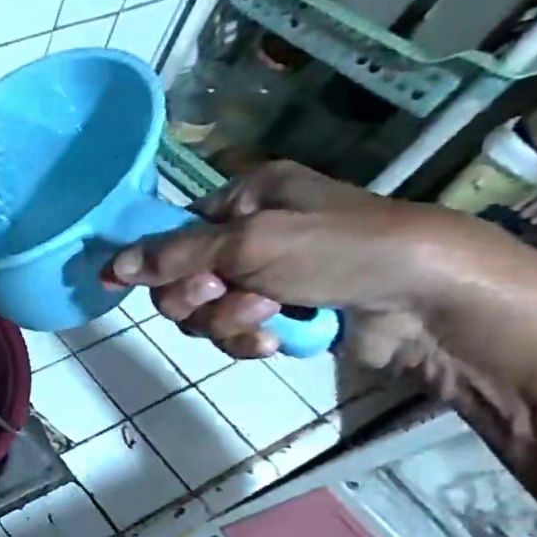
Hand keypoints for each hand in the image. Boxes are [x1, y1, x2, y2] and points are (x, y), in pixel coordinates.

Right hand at [106, 161, 530, 370]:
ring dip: (229, 320)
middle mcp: (251, 234)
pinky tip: (277, 339)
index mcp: (247, 197)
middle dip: (200, 297)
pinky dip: (249, 339)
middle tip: (229, 293)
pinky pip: (234, 334)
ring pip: (204, 314)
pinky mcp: (280, 317)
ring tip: (268, 315)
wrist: (427, 302)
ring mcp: (266, 278)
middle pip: (180, 279)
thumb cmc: (341, 251)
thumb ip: (175, 256)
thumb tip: (109, 267)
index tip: (141, 286)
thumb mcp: (251, 243)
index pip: (173, 233)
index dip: (154, 262)